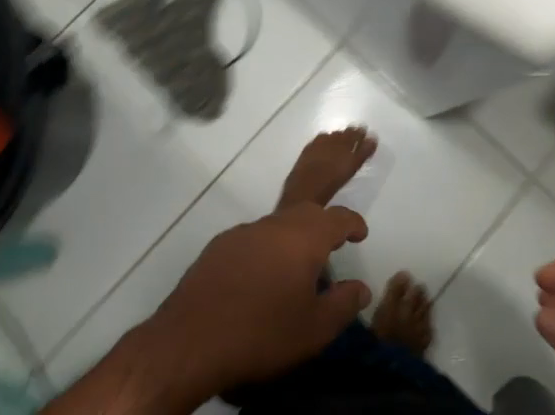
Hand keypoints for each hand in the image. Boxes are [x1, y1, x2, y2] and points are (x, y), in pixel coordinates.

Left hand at [139, 203, 372, 401]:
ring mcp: (241, 234)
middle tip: (333, 246)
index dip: (352, 223)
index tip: (361, 233)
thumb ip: (344, 304)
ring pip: (275, 226)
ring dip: (291, 239)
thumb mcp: (315, 329)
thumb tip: (361, 287)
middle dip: (322, 225)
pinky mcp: (217, 248)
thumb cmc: (263, 333)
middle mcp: (272, 225)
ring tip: (297, 268)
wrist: (192, 340)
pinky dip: (264, 251)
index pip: (336, 219)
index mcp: (302, 238)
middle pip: (304, 214)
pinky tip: (260, 279)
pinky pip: (251, 240)